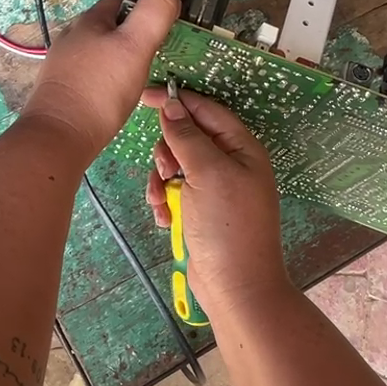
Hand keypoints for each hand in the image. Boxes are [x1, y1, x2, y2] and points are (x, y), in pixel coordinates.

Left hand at [18, 0, 180, 161]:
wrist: (60, 135)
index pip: (120, 2)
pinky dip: (101, 81)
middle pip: (106, 28)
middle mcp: (70, 38)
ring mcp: (60, 64)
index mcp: (88, 21)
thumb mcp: (135, 46)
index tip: (161, 32)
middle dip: (128, 38)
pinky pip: (86, 76)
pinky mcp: (58, 89)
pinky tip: (111, 98)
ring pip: (95, 53)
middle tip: (150, 58)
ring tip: (133, 80)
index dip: (143, 12)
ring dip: (114, 61)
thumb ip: (153, 16)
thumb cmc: (101, 88)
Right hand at [141, 89, 286, 313]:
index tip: (145, 97)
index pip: (206, 110)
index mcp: (241, 148)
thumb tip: (172, 105)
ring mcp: (214, 188)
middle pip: (187, 136)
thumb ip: (187, 136)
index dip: (177, 101)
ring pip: (175, 164)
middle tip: (166, 171)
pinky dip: (164, 199)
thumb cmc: (227, 225)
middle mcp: (230, 163)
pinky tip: (163, 217)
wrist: (235, 287)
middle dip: (168, 150)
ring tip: (161, 200)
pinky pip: (173, 190)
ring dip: (161, 179)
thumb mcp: (207, 173)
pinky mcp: (200, 209)